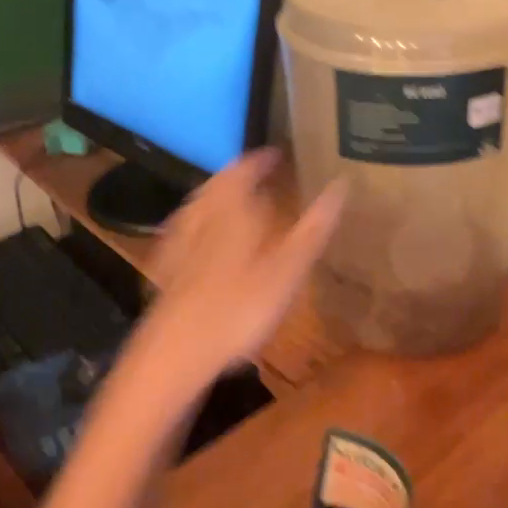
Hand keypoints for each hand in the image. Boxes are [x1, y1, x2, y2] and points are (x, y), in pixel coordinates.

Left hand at [129, 149, 345, 388]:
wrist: (176, 352)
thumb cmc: (239, 309)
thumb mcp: (287, 271)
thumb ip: (313, 229)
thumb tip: (341, 185)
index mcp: (231, 210)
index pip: (244, 171)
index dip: (259, 160)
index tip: (275, 154)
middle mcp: (202, 218)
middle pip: (216, 186)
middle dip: (235, 176)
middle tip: (253, 173)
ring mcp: (179, 244)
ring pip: (197, 207)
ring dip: (214, 197)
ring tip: (230, 199)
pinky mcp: (167, 270)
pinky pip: (182, 234)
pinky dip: (196, 226)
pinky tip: (198, 240)